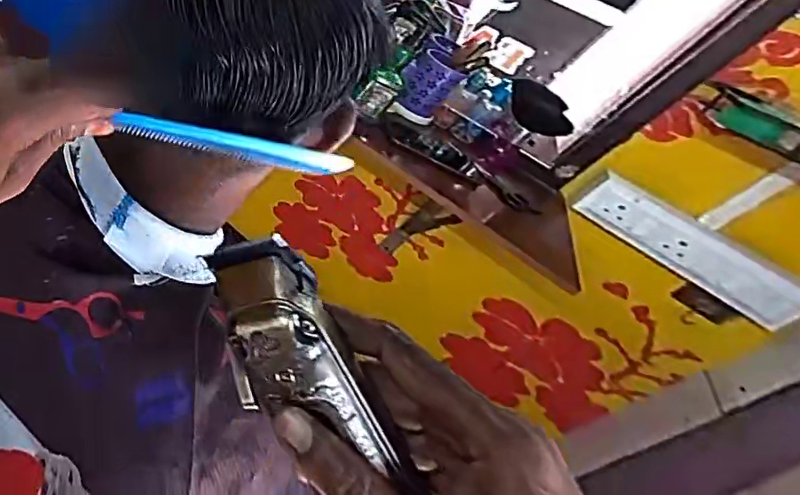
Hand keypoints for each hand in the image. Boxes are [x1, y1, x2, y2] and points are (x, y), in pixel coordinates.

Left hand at [0, 19, 116, 255]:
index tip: (117, 104)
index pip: (84, 91)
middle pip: (61, 70)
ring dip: (41, 79)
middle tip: (77, 116)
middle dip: (76, 91)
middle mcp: (0, 78)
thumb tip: (100, 117)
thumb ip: (56, 138)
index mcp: (18, 117)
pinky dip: (3, 49)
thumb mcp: (15, 179)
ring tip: (28, 106)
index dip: (108, 96)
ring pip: (30, 58)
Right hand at [274, 307, 580, 494]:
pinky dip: (397, 453)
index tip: (302, 320)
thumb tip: (287, 423)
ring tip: (324, 437)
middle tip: (299, 394)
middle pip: (404, 387)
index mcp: (497, 436)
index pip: (400, 352)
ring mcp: (512, 463)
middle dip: (347, 391)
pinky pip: (438, 450)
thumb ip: (348, 474)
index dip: (345, 329)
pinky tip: (363, 467)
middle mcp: (508, 438)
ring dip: (368, 426)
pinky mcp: (508, 485)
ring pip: (417, 420)